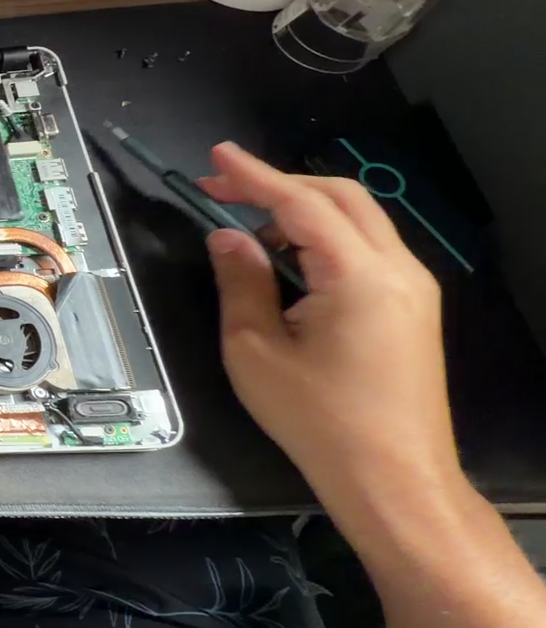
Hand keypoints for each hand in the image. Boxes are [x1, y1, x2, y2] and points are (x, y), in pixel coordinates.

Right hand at [197, 143, 454, 499]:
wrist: (389, 473)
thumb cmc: (313, 412)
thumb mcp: (253, 345)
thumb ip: (241, 281)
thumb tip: (226, 237)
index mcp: (359, 278)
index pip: (303, 205)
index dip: (255, 176)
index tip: (216, 154)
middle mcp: (398, 273)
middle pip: (342, 199)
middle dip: (279, 183)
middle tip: (220, 187)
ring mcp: (411, 290)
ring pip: (356, 221)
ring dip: (298, 211)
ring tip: (242, 232)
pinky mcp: (408, 308)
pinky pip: (362, 250)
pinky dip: (317, 237)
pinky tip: (281, 259)